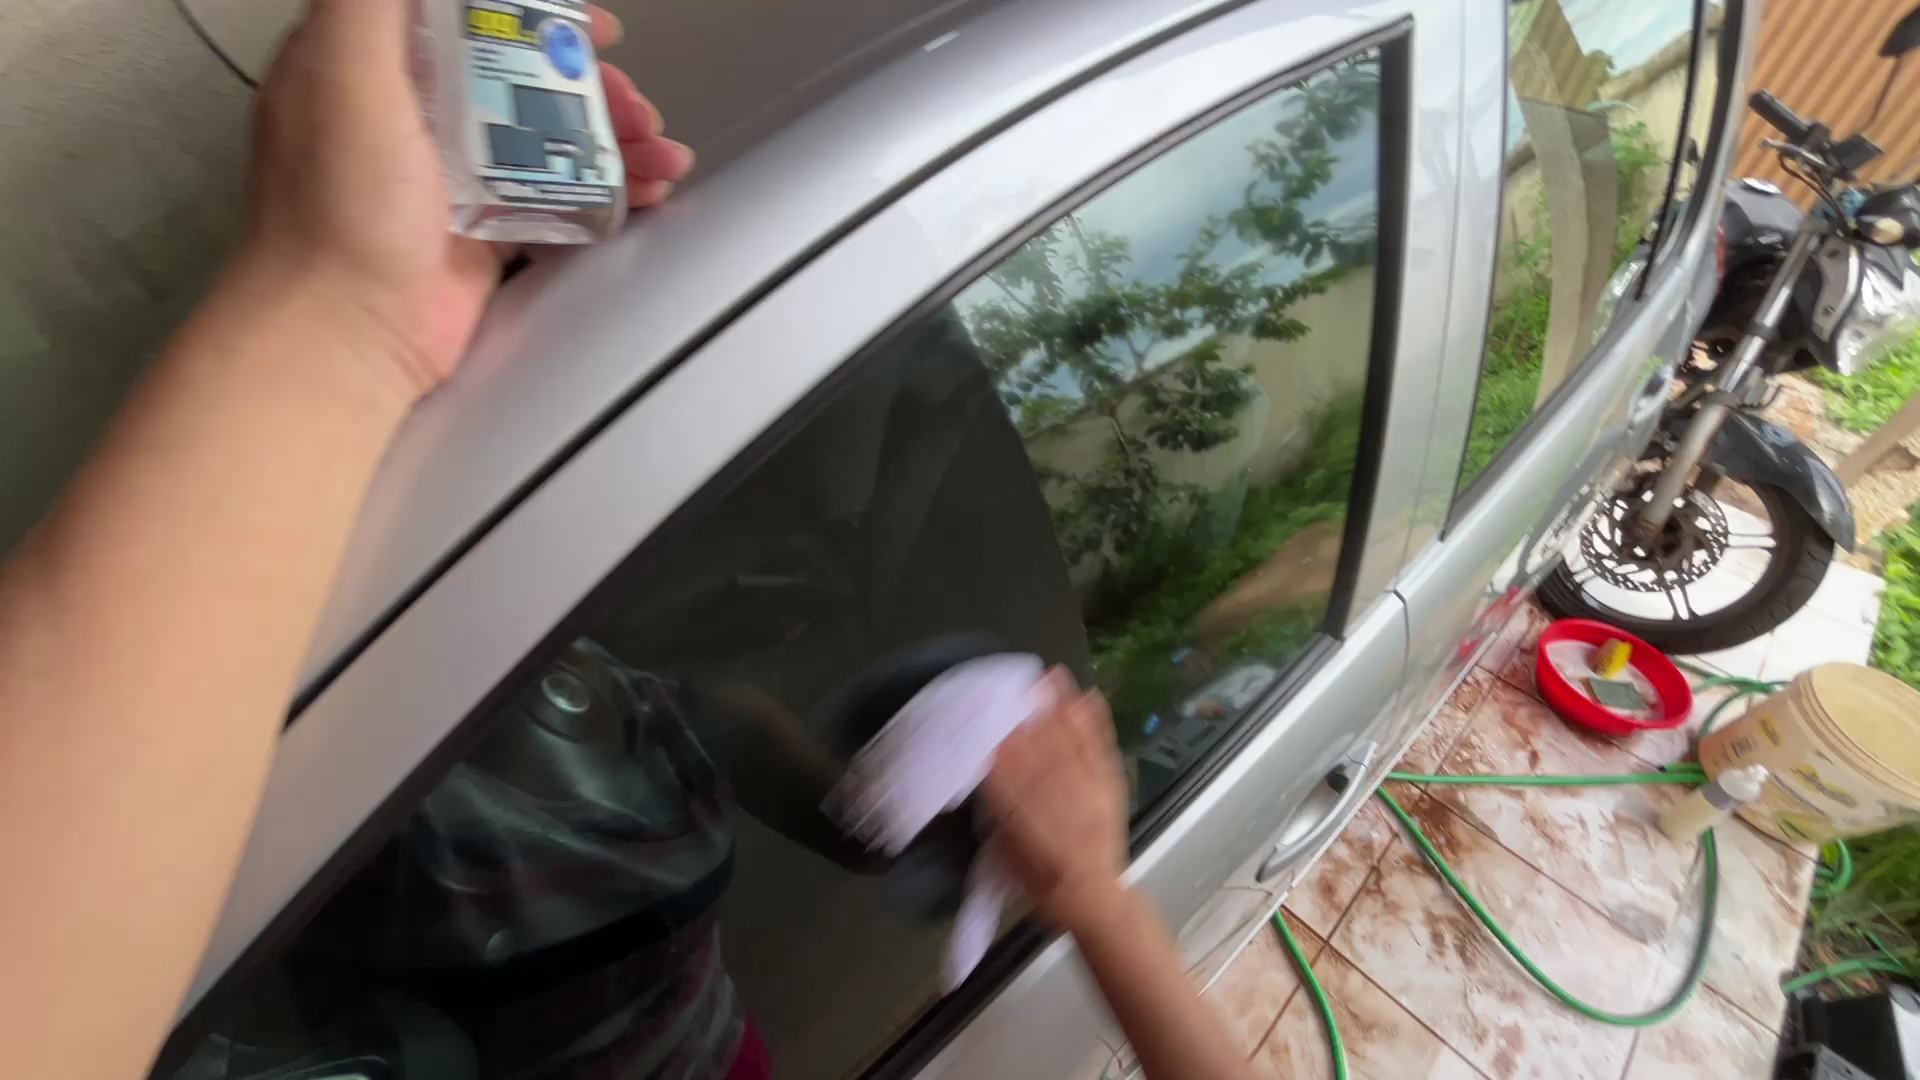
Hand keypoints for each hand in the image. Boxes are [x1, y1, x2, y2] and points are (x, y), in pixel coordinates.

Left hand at [237, 0, 692, 397]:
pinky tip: (642, 197)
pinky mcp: (490, 233)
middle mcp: (418, 118)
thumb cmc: (340, 217)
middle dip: (593, 92)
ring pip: (550, 142)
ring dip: (613, 145)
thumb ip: (374, 9)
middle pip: (524, 83)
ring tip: (661, 158)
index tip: (593, 26)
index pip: (467, 15)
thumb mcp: (348, 84)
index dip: (534, 14)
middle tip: (638, 110)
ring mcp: (459, 179)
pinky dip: (605, 195)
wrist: (354, 333)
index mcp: (378, 67)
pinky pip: (558, 200)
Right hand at [981, 672, 1130, 931]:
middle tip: (1018, 686)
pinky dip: (1095, 724)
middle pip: (1044, 757)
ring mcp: (1090, 795)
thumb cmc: (1041, 881)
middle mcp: (1061, 808)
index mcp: (1029, 826)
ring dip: (1062, 711)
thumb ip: (998, 816)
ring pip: (1072, 748)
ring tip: (1052, 678)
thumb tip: (986, 772)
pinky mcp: (1110, 788)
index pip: (1012, 784)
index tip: (991, 721)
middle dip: (1031, 720)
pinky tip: (1087, 698)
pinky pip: (1101, 753)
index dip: (1002, 752)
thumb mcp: (1006, 856)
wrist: (1093, 898)